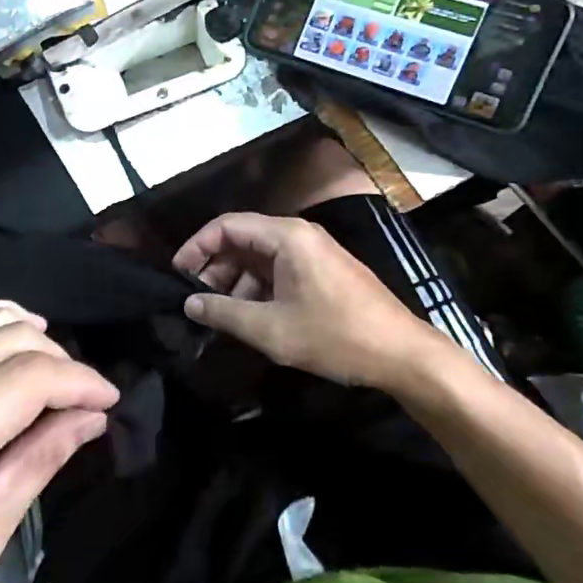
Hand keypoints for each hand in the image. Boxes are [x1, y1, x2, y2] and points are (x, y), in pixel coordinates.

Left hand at [0, 300, 119, 582]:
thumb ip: (38, 463)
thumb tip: (91, 415)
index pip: (31, 377)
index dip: (81, 380)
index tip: (111, 399)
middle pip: (14, 339)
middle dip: (62, 362)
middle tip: (87, 400)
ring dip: (33, 339)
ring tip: (58, 376)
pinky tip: (17, 336)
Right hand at [172, 212, 450, 388]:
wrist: (404, 355)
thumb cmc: (336, 336)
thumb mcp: (272, 329)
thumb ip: (224, 313)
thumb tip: (189, 303)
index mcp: (286, 236)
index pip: (227, 226)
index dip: (196, 246)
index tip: (177, 274)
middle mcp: (298, 234)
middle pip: (242, 239)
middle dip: (215, 267)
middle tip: (197, 300)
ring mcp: (313, 252)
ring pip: (259, 257)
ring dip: (235, 282)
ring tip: (221, 315)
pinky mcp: (322, 271)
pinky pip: (278, 269)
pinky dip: (258, 288)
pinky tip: (250, 317)